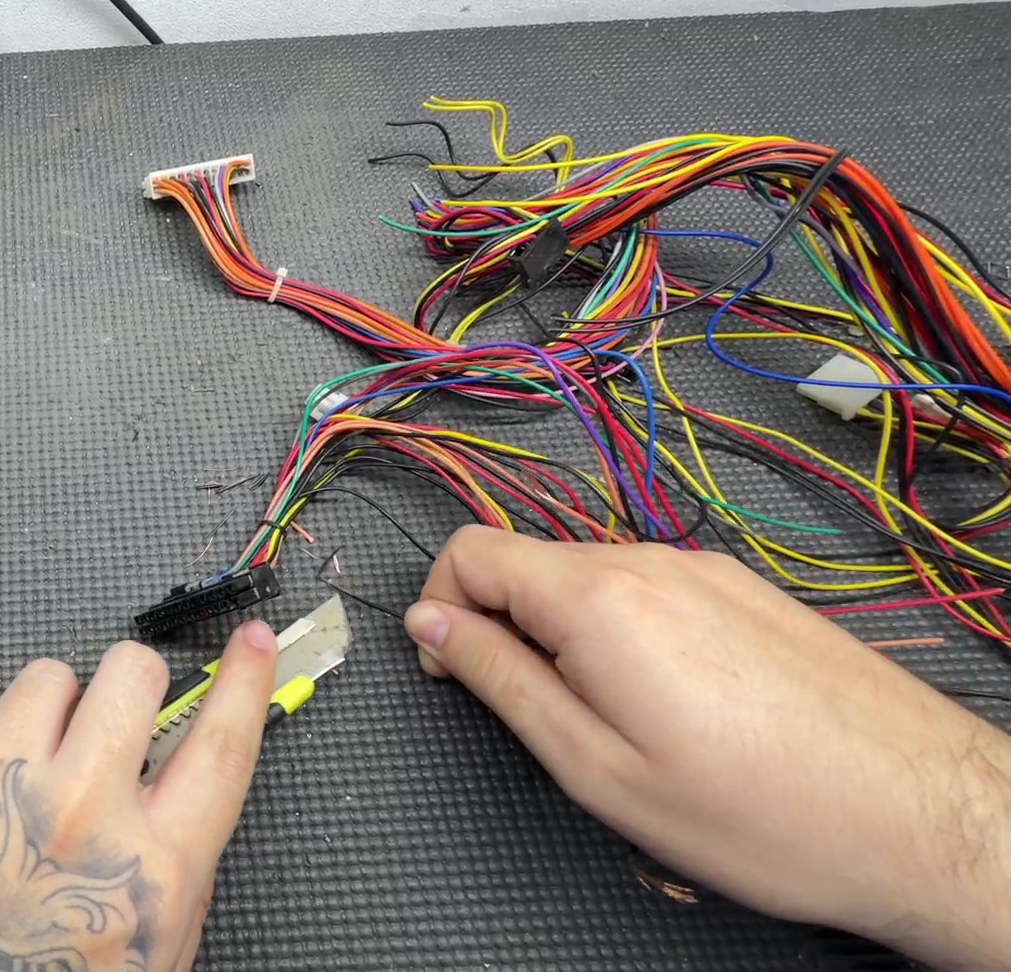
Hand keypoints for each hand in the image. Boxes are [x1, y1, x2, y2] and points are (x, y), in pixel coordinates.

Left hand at [0, 621, 278, 971]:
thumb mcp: (145, 952)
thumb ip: (176, 870)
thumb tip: (182, 785)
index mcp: (147, 870)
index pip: (220, 749)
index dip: (244, 683)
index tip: (253, 641)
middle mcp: (76, 814)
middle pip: (131, 672)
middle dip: (132, 679)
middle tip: (112, 712)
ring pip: (50, 673)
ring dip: (51, 709)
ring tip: (33, 767)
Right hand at [404, 526, 1010, 970]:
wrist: (954, 830)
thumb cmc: (763, 813)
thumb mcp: (590, 763)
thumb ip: (493, 677)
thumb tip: (427, 622)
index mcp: (596, 598)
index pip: (467, 551)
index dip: (440, 604)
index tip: (455, 665)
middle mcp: (644, 562)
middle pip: (520, 561)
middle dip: (499, 622)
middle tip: (538, 705)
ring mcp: (698, 569)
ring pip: (576, 574)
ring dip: (556, 627)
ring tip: (609, 709)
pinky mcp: (737, 586)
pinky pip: (636, 584)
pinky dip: (612, 624)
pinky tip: (664, 694)